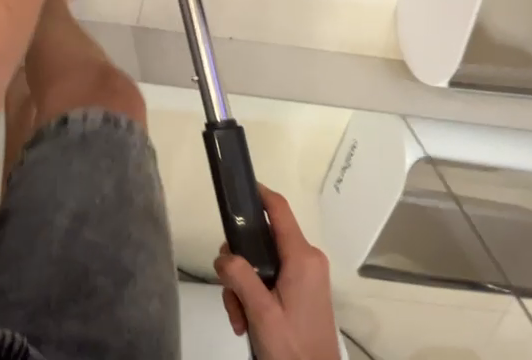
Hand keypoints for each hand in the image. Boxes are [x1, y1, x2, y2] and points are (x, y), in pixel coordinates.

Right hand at [215, 187, 340, 359]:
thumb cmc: (293, 348)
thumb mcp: (261, 312)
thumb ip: (239, 276)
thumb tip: (224, 256)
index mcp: (302, 258)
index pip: (278, 209)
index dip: (257, 193)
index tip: (234, 188)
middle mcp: (307, 260)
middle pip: (260, 240)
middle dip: (238, 266)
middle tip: (230, 292)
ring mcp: (306, 276)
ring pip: (260, 263)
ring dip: (243, 288)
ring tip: (240, 318)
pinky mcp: (303, 291)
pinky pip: (270, 279)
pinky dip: (254, 296)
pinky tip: (247, 322)